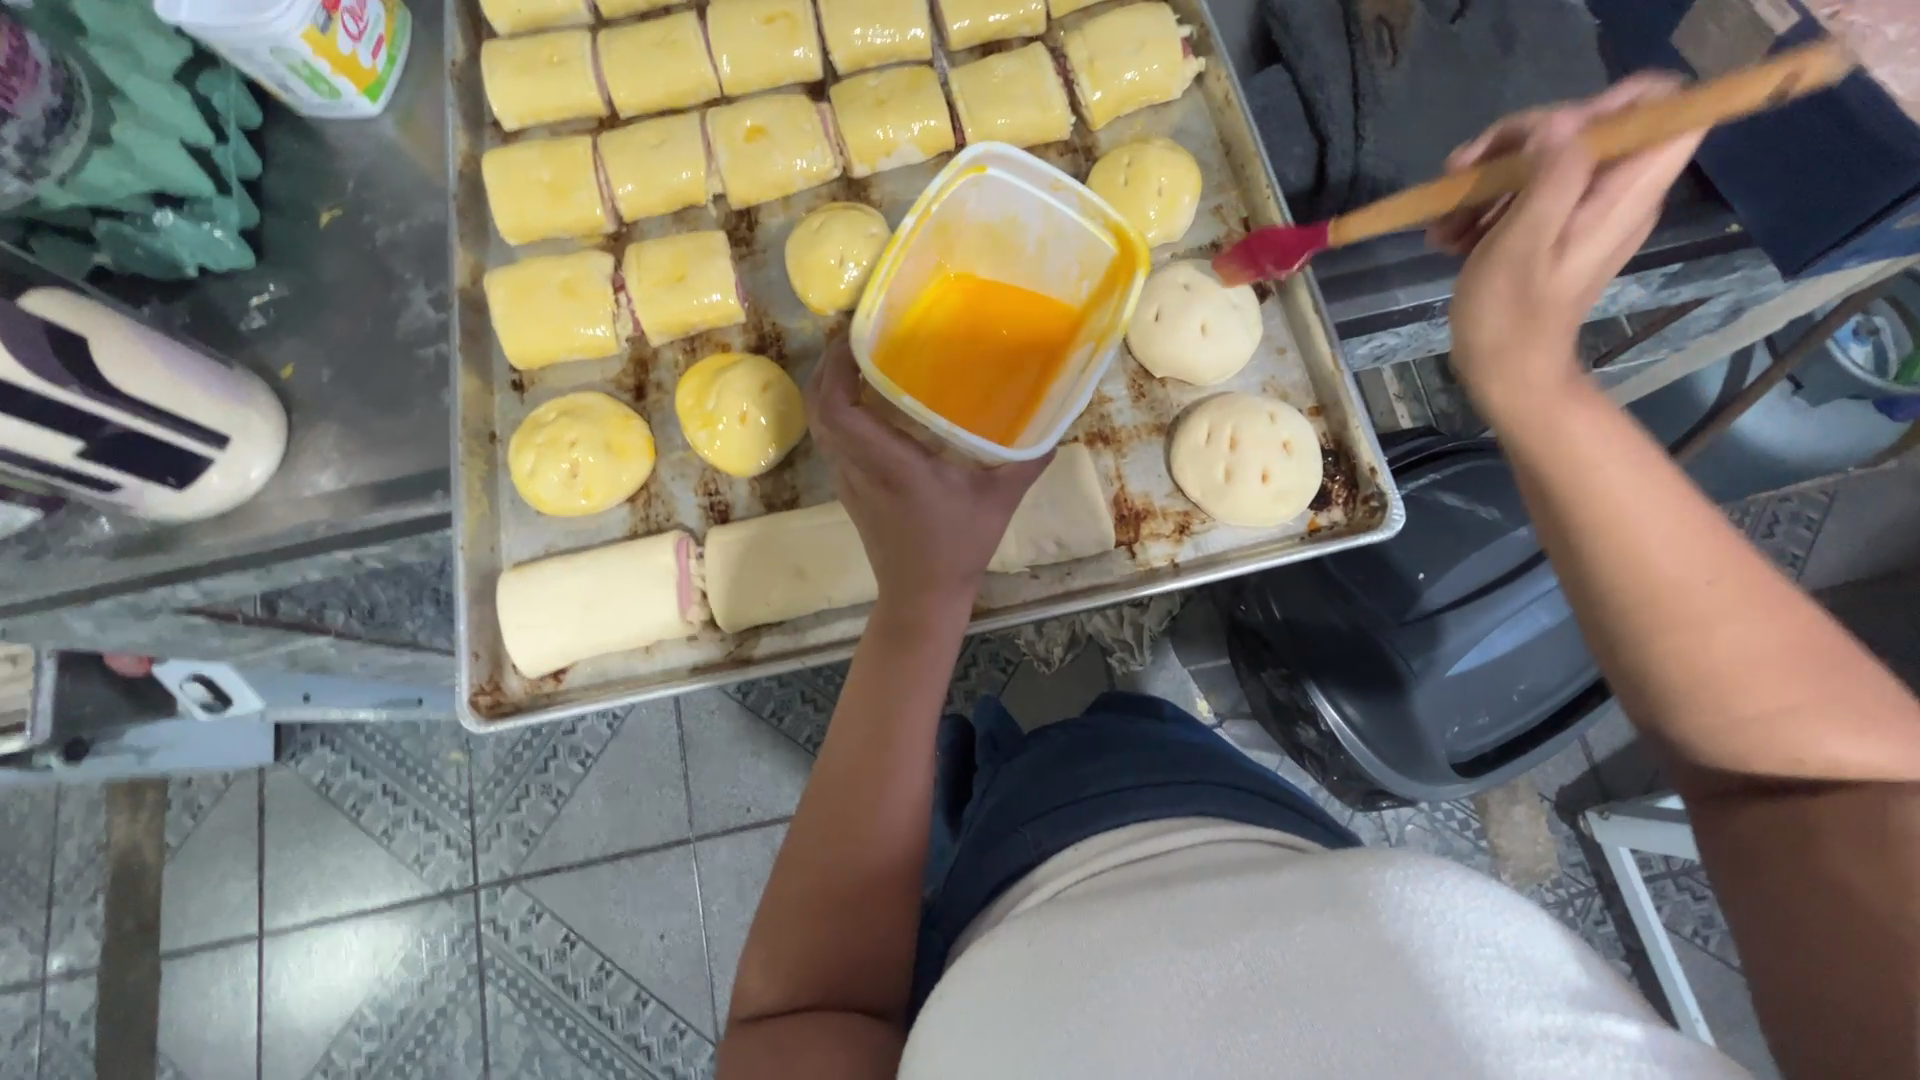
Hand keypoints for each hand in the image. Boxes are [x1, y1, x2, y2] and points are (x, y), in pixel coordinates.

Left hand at [806, 337, 1051, 616]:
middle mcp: (859, 467)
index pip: (839, 409)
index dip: (836, 367)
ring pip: (821, 424)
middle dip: (827, 366)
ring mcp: (848, 480)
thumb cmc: (958, 548)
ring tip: (858, 359)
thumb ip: (1026, 461)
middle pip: (819, 407)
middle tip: (855, 336)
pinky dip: (838, 411)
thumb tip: (1054, 425)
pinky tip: (868, 401)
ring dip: (829, 387)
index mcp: (890, 465)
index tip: (855, 334)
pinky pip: (833, 439)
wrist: (921, 596)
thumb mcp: (999, 501)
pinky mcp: (850, 490)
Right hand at [1431, 74, 1705, 425]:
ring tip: (1444, 217)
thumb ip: (1551, 178)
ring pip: (1548, 161)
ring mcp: (1584, 214)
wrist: (1506, 375)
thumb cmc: (1510, 317)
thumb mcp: (1522, 244)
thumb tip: (1559, 124)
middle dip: (1519, 142)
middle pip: (1587, 128)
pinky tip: (1448, 235)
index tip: (1540, 132)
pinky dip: (1486, 208)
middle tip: (1463, 170)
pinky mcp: (1555, 232)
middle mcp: (1617, 194)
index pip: (1663, 107)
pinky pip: (1528, 196)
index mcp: (1625, 193)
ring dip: (1490, 181)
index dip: (1606, 101)